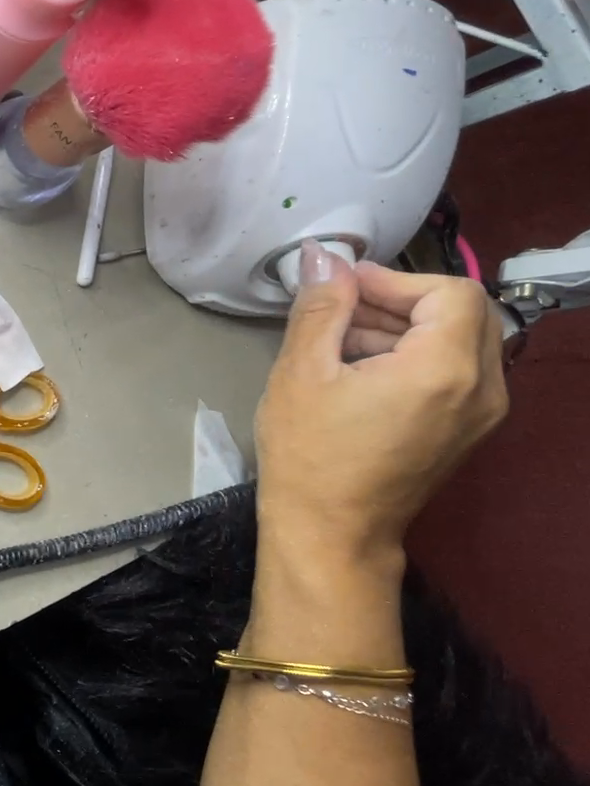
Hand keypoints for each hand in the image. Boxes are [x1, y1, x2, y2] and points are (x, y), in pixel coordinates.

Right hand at [256, 240, 508, 574]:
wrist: (330, 527)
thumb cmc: (308, 451)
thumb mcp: (301, 374)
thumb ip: (319, 310)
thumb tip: (323, 258)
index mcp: (444, 369)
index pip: (448, 293)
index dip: (393, 280)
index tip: (338, 287)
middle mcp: (484, 386)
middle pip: (462, 314)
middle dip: (400, 301)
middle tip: (336, 310)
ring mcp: (483, 411)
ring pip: (460, 342)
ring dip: (404, 328)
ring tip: (337, 343)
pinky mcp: (468, 428)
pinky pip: (456, 373)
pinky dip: (413, 357)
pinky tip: (359, 373)